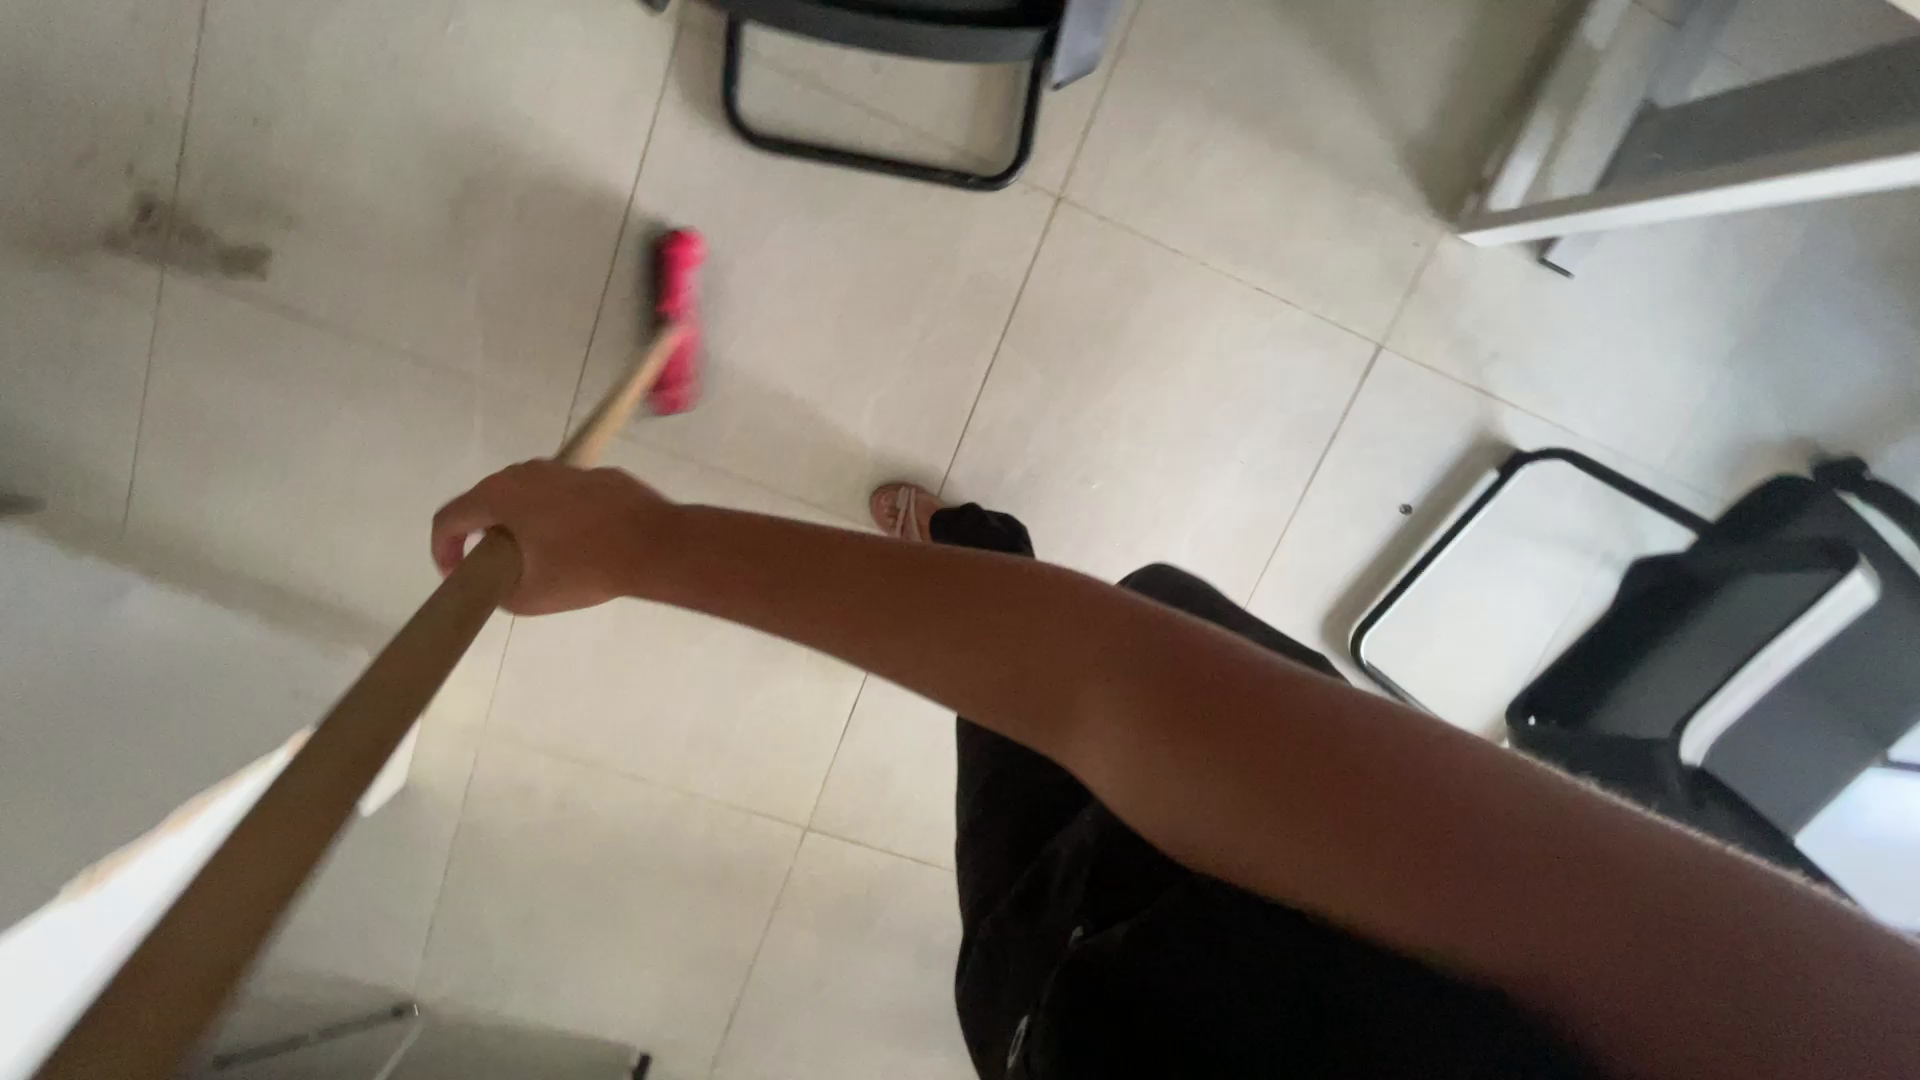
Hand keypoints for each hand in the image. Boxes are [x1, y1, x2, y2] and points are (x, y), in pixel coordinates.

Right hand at [430, 460, 674, 614]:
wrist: (657, 546)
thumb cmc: (586, 569)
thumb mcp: (529, 597)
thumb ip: (498, 590)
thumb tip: (500, 584)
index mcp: (500, 495)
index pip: (449, 518)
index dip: (443, 549)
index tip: (456, 573)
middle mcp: (529, 473)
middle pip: (489, 501)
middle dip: (485, 533)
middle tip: (496, 564)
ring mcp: (568, 470)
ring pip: (532, 495)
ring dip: (526, 521)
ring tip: (540, 554)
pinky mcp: (603, 476)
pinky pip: (569, 496)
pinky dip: (565, 516)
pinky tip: (583, 542)